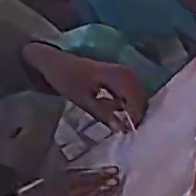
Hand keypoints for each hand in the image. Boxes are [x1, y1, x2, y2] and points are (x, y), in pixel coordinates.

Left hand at [21, 42, 143, 132]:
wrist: (55, 63)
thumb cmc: (66, 79)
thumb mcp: (82, 99)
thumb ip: (103, 114)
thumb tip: (122, 129)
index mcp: (118, 76)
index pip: (135, 100)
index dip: (134, 117)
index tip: (129, 132)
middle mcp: (127, 73)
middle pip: (140, 99)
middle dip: (135, 114)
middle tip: (125, 130)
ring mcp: (126, 74)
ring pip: (137, 97)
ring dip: (131, 110)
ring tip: (120, 121)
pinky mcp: (123, 77)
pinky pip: (132, 94)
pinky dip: (127, 104)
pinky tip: (116, 110)